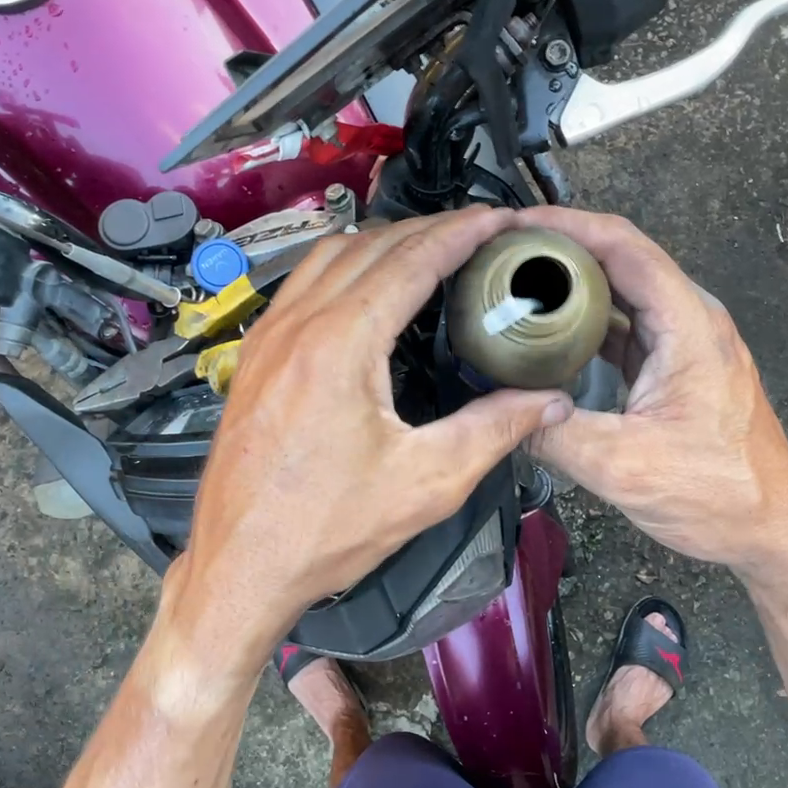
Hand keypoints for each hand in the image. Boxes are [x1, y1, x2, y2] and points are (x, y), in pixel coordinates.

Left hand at [170, 209, 575, 661]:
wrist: (240, 567)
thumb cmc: (322, 532)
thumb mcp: (426, 483)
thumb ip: (494, 430)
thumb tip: (546, 401)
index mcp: (339, 346)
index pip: (411, 260)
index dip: (461, 232)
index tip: (495, 219)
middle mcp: (296, 328)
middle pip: (371, 245)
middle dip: (429, 229)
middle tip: (475, 232)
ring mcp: (267, 339)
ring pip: (329, 256)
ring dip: (383, 241)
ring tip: (428, 249)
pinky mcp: (255, 358)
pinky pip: (301, 284)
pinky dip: (344, 267)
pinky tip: (366, 287)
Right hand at [519, 207, 787, 573]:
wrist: (772, 529)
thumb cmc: (720, 495)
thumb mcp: (625, 467)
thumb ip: (556, 434)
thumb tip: (501, 411)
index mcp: (688, 326)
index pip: (624, 247)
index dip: (567, 225)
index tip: (516, 224)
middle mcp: (691, 320)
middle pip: (622, 259)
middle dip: (562, 246)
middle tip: (505, 252)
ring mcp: (685, 342)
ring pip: (622, 291)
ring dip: (573, 281)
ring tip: (519, 282)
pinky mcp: (676, 366)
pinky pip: (625, 325)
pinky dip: (586, 318)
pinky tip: (550, 331)